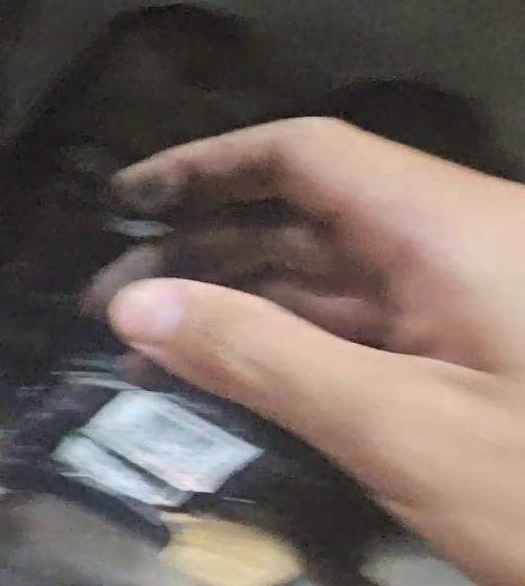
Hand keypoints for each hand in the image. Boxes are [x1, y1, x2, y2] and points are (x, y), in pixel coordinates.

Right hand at [85, 117, 524, 585]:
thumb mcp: (404, 429)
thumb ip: (258, 357)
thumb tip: (130, 306)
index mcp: (457, 234)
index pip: (307, 156)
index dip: (204, 165)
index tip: (121, 202)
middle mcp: (465, 251)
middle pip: (301, 218)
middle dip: (195, 250)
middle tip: (108, 303)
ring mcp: (473, 308)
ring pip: (322, 278)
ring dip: (227, 302)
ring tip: (143, 342)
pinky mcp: (477, 360)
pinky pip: (352, 329)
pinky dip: (274, 343)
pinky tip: (216, 374)